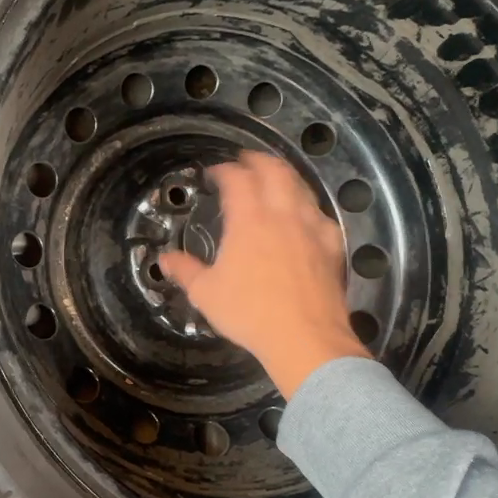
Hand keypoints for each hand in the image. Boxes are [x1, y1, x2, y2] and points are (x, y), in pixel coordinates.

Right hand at [159, 150, 370, 397]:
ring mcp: (312, 228)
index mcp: (249, 220)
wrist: (304, 337)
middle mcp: (283, 215)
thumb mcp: (206, 293)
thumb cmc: (250, 314)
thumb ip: (185, 271)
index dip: (224, 170)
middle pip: (275, 171)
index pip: (237, 179)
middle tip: (246, 160)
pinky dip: (308, 206)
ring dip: (285, 176)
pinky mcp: (332, 245)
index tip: (214, 173)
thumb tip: (165, 260)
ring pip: (301, 187)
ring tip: (275, 178)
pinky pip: (320, 214)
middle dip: (258, 160)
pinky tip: (305, 216)